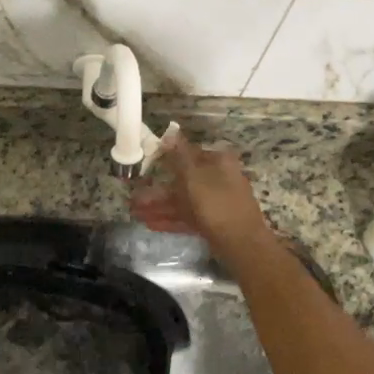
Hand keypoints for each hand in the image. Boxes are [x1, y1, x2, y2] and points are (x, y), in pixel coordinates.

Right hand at [131, 137, 275, 259]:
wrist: (240, 241)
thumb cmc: (216, 203)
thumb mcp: (194, 176)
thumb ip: (180, 155)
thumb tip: (170, 132)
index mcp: (218, 162)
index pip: (188, 155)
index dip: (165, 160)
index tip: (145, 166)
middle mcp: (217, 179)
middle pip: (182, 182)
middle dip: (156, 191)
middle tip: (133, 197)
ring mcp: (214, 202)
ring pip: (182, 202)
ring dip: (158, 207)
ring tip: (135, 213)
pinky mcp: (211, 222)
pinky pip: (187, 217)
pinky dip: (169, 220)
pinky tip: (149, 225)